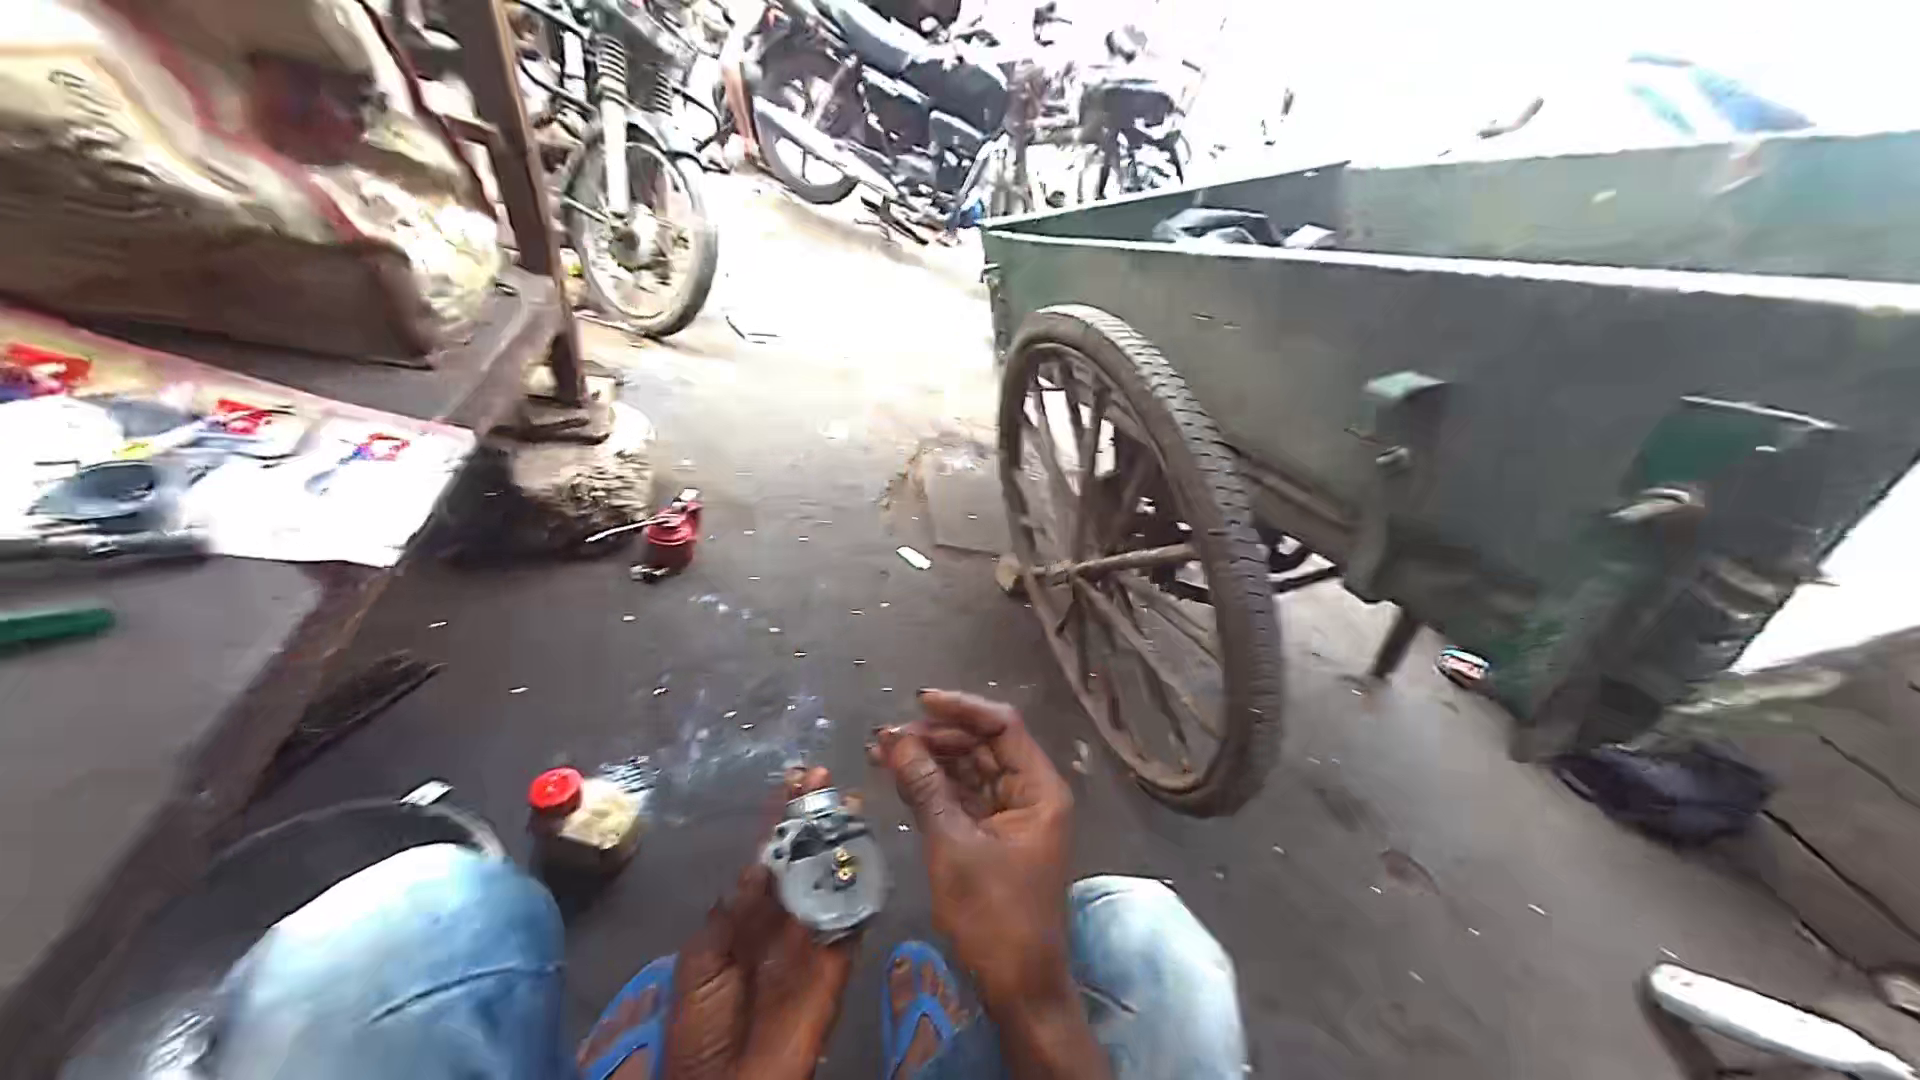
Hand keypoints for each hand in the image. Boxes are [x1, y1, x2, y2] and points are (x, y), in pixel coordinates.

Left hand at [664, 767, 855, 1079]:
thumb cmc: (700, 1028)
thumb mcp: (701, 961)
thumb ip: (732, 912)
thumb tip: (760, 865)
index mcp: (746, 916)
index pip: (769, 857)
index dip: (780, 820)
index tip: (793, 782)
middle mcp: (783, 918)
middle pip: (804, 859)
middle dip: (814, 819)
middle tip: (825, 779)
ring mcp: (812, 937)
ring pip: (831, 879)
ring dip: (842, 841)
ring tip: (851, 803)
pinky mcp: (837, 961)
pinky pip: (852, 921)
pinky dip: (861, 888)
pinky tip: (867, 853)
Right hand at [872, 691, 1107, 1079]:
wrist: (1018, 989)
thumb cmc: (994, 917)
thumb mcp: (953, 846)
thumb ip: (925, 787)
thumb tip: (894, 739)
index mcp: (1039, 789)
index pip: (1002, 726)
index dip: (961, 708)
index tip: (918, 703)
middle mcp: (1030, 792)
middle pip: (984, 745)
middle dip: (937, 737)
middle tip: (888, 737)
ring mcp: (1013, 813)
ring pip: (970, 769)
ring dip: (931, 759)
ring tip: (884, 752)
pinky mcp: (994, 833)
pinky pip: (964, 795)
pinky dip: (935, 786)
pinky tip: (902, 777)